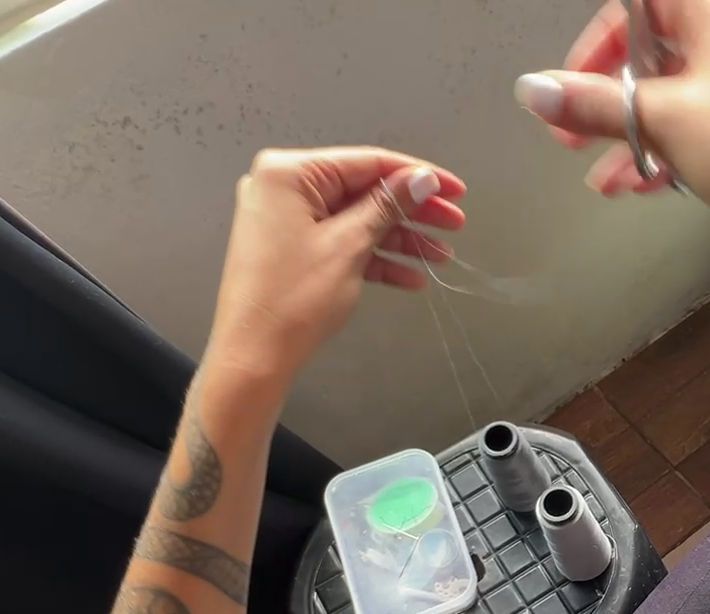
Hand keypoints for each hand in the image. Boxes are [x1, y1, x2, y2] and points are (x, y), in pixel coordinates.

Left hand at [203, 147, 465, 395]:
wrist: (256, 354)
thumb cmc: (291, 300)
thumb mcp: (348, 246)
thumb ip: (386, 207)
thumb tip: (419, 179)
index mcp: (290, 174)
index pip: (368, 163)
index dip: (417, 175)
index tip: (453, 188)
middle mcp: (285, 190)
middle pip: (366, 192)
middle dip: (413, 210)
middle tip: (453, 222)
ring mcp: (289, 222)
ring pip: (359, 221)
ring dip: (401, 238)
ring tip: (440, 255)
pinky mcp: (295, 251)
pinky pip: (345, 245)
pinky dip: (376, 258)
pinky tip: (411, 276)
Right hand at [515, 0, 709, 243]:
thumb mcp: (664, 121)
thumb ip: (594, 105)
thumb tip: (533, 90)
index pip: (638, 1)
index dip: (598, 41)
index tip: (571, 82)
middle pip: (651, 48)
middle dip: (607, 97)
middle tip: (572, 135)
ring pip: (671, 92)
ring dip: (631, 135)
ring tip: (605, 180)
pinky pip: (695, 118)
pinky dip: (665, 147)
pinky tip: (642, 185)